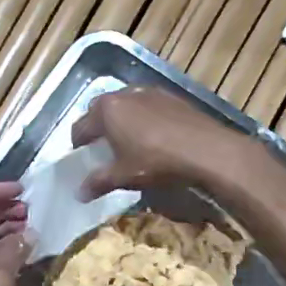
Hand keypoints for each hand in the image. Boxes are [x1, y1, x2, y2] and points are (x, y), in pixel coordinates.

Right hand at [71, 87, 252, 198]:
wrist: (207, 150)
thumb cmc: (156, 162)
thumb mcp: (123, 176)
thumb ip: (98, 182)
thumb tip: (79, 193)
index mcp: (105, 110)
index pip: (80, 126)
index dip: (78, 144)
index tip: (82, 157)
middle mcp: (123, 94)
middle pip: (100, 110)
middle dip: (98, 127)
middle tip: (103, 148)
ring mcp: (149, 92)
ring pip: (125, 105)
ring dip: (122, 120)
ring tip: (128, 141)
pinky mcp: (171, 96)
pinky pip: (147, 106)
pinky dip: (143, 118)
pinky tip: (153, 136)